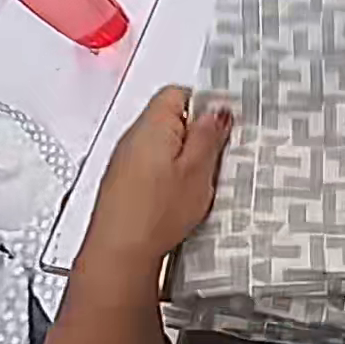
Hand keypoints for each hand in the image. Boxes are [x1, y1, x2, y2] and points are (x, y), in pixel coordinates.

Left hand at [81, 85, 231, 270]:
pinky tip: (183, 194)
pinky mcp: (126, 180)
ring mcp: (127, 159)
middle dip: (198, 133)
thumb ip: (208, 135)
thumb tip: (218, 110)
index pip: (179, 92)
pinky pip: (155, 163)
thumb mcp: (198, 170)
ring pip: (165, 142)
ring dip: (187, 155)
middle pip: (172, 117)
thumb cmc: (154, 213)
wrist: (120, 251)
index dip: (205, 103)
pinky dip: (172, 172)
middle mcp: (133, 137)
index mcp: (152, 126)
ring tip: (202, 180)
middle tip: (217, 156)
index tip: (224, 122)